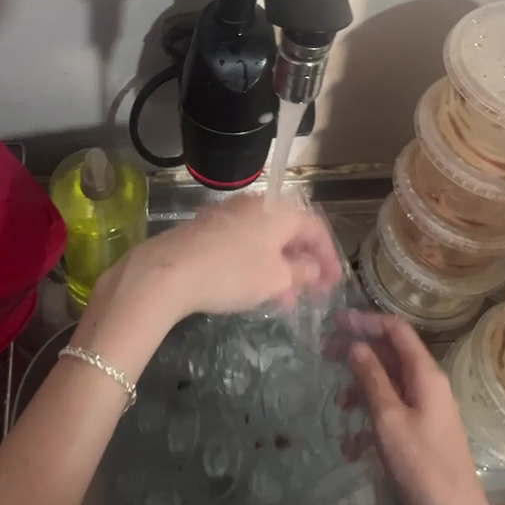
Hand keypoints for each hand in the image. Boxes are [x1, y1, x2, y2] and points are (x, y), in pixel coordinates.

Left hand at [101, 194, 342, 320]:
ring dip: (280, 266)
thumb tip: (313, 268)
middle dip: (303, 261)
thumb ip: (301, 272)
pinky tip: (254, 288)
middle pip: (289, 229)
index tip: (334, 282)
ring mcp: (228, 214)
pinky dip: (256, 262)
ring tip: (284, 299)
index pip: (315, 227)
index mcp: (279, 211)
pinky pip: (243, 242)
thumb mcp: (276, 279)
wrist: (170, 270)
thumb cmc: (232, 273)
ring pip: (265, 238)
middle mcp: (255, 205)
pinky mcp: (207, 227)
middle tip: (312, 291)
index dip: (328, 255)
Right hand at [348, 314, 494, 504]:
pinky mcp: (420, 438)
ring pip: (387, 386)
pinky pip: (390, 415)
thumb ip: (372, 378)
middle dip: (358, 352)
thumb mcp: (389, 419)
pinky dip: (370, 421)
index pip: (397, 331)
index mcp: (426, 375)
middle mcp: (428, 387)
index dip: (367, 321)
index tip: (335, 321)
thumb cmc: (422, 467)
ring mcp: (425, 413)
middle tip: (323, 352)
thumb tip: (356, 345)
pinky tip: (351, 446)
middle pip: (390, 355)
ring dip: (360, 389)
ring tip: (336, 405)